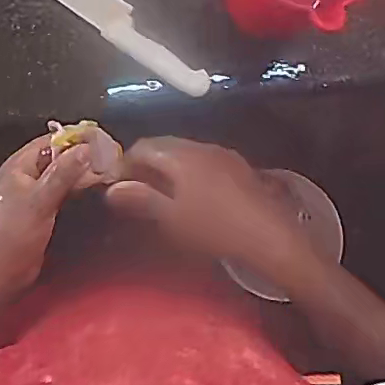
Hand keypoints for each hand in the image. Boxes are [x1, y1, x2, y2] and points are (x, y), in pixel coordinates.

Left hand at [0, 133, 95, 295]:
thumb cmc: (12, 237)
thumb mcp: (39, 201)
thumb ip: (63, 174)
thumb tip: (87, 148)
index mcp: (19, 166)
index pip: (50, 139)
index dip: (76, 137)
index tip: (103, 139)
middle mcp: (26, 175)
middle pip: (59, 156)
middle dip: (83, 155)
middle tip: (112, 157)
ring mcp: (35, 194)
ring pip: (63, 174)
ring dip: (83, 172)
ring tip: (110, 171)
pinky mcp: (44, 211)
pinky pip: (64, 192)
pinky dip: (80, 188)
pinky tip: (98, 190)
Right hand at [105, 137, 317, 285]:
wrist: (272, 238)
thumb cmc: (215, 229)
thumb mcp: (172, 219)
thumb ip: (141, 199)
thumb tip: (112, 188)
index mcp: (180, 156)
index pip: (142, 146)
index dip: (125, 163)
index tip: (117, 184)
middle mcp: (201, 147)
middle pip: (164, 145)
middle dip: (146, 162)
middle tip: (136, 188)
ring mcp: (223, 154)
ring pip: (185, 152)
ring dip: (168, 166)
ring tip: (161, 192)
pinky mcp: (239, 167)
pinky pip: (203, 160)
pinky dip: (189, 171)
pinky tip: (192, 194)